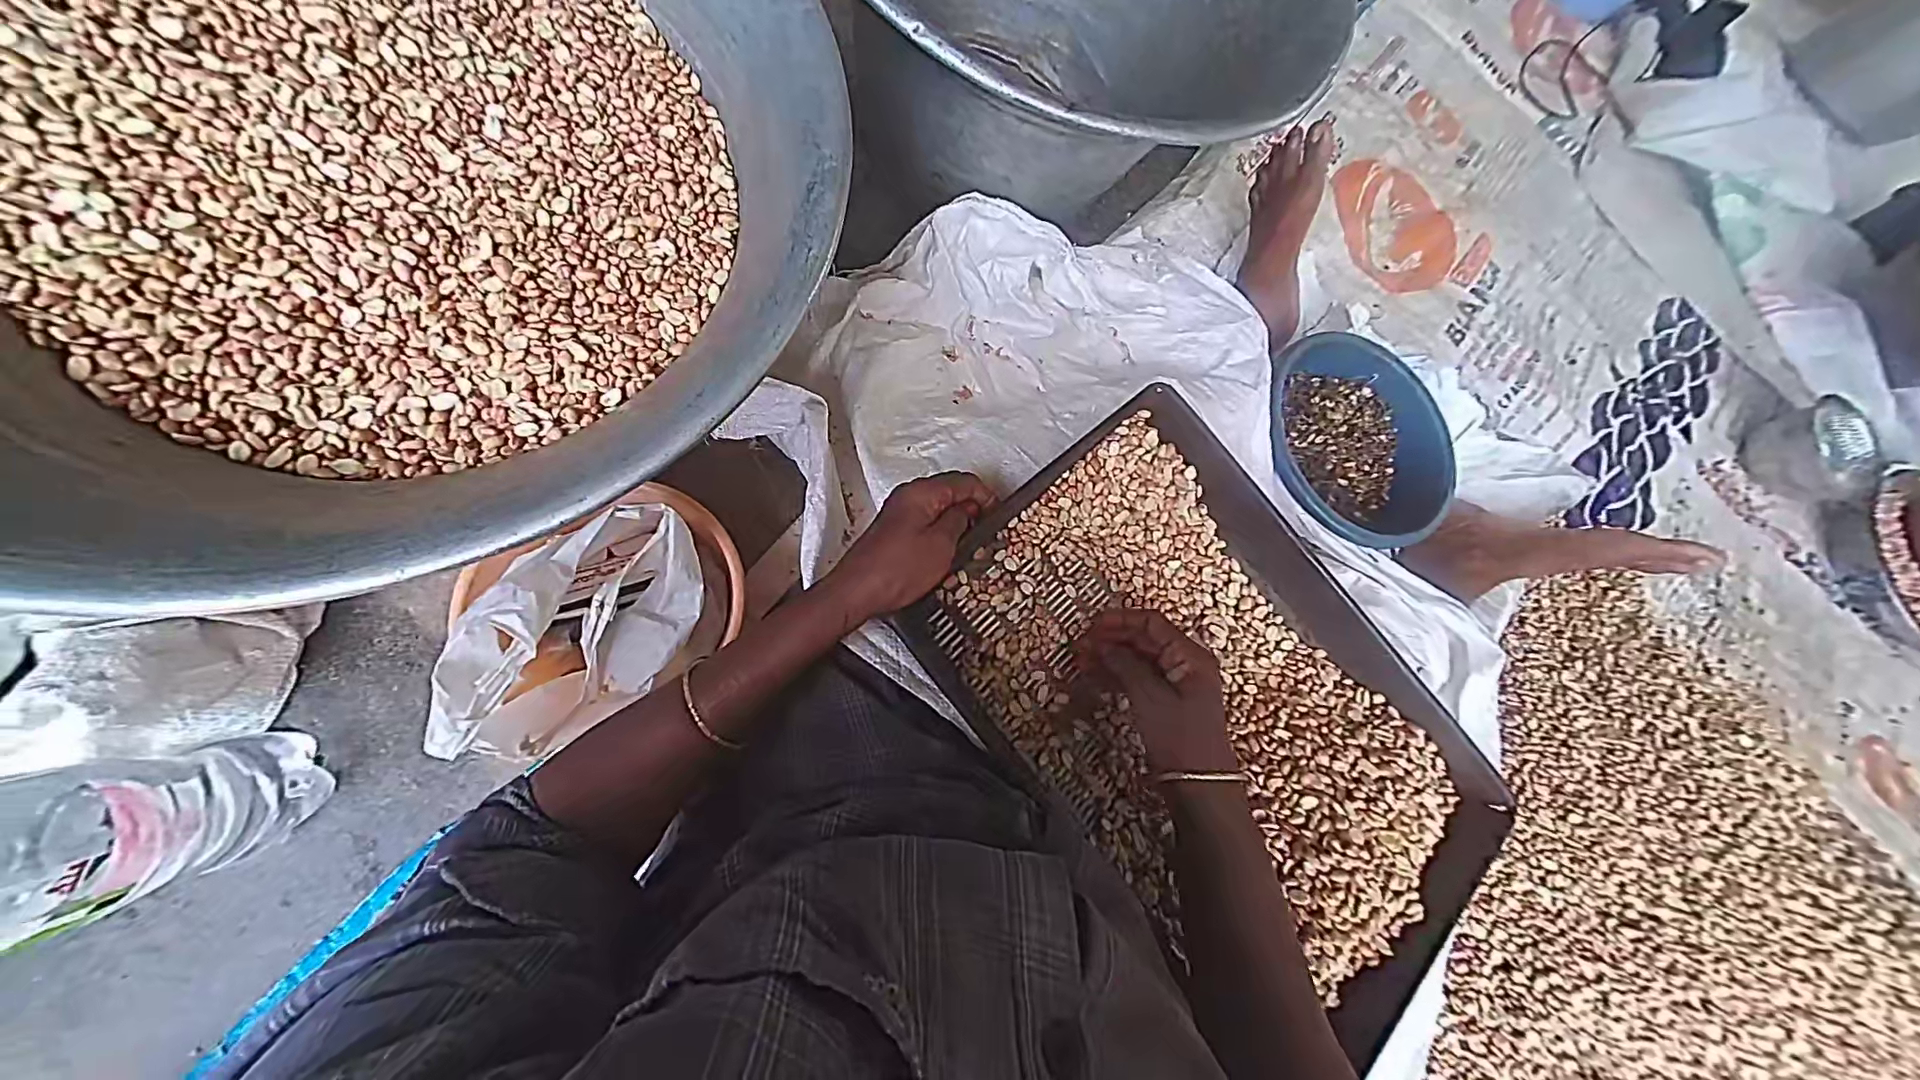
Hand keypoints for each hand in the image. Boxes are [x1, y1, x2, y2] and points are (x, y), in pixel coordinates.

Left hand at [823, 472, 995, 622]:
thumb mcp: (941, 545)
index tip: (999, 512)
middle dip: (972, 506)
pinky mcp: (893, 532)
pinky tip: (948, 549)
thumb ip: (959, 521)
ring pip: (937, 508)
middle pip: (949, 491)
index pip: (963, 481)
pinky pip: (925, 522)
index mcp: (921, 493)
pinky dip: (940, 531)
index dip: (985, 495)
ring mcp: (898, 514)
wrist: (857, 592)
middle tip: (989, 527)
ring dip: (956, 520)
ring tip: (972, 541)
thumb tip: (967, 510)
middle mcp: (907, 497)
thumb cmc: (895, 570)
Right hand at [1075, 609, 1238, 774]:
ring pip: (1140, 658)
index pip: (1153, 623)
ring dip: (1112, 657)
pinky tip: (1098, 677)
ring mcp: (1178, 683)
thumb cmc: (1180, 738)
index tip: (1093, 623)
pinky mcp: (1168, 701)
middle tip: (1083, 643)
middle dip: (1113, 638)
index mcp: (1190, 656)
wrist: (1199, 785)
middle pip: (1145, 639)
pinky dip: (1119, 675)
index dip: (1121, 619)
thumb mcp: (1149, 698)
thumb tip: (1104, 645)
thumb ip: (1126, 665)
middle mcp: (1186, 664)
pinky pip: (1141, 677)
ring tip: (1084, 660)